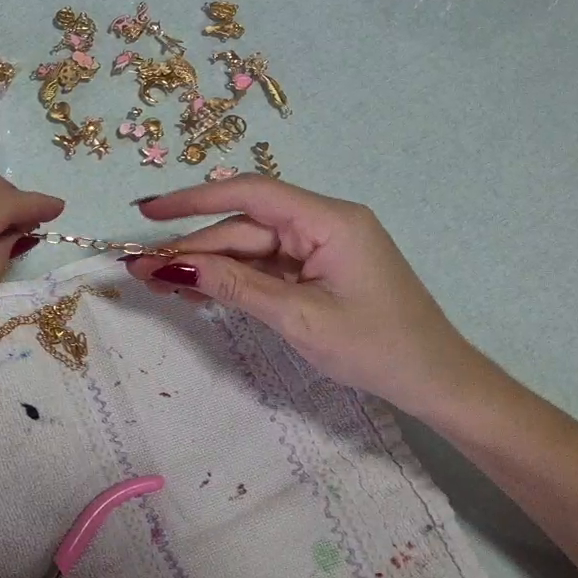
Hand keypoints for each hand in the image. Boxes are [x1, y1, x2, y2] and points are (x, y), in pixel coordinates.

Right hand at [124, 176, 497, 416]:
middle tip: (140, 268)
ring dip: (204, 265)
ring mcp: (317, 248)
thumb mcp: (297, 317)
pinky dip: (228, 279)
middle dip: (191, 246)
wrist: (437, 383)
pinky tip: (193, 290)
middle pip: (242, 226)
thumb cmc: (376, 347)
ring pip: (246, 248)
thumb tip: (168, 267)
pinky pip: (261, 267)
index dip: (194, 199)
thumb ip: (232, 286)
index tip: (148, 213)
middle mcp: (321, 224)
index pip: (250, 194)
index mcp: (329, 221)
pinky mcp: (313, 271)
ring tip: (156, 282)